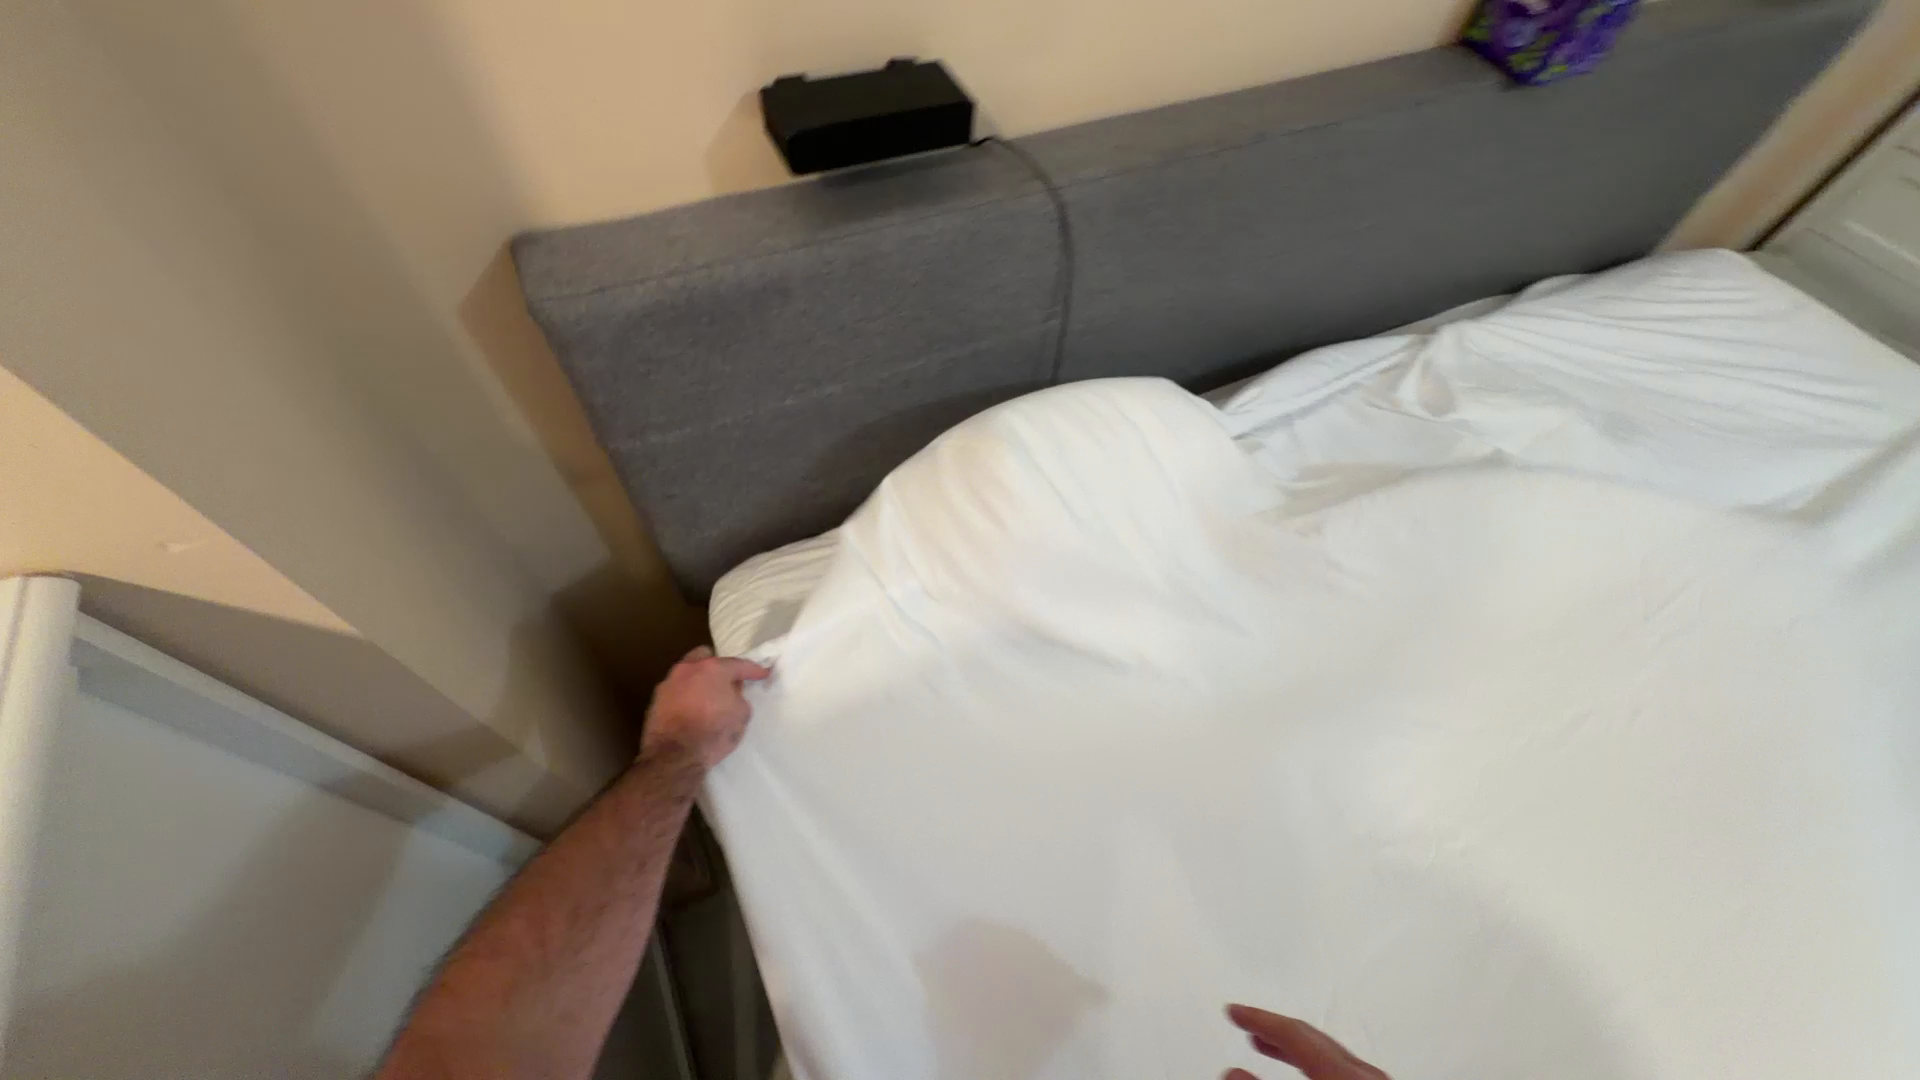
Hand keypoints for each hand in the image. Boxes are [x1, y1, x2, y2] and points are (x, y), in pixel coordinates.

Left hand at [640, 646, 771, 769]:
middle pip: (706, 657)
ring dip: (699, 682)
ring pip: (688, 674)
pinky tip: (692, 711)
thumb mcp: (741, 716)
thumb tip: (732, 694)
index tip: (763, 674)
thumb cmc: (713, 733)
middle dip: (718, 667)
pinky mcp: (656, 701)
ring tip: (708, 698)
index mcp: (713, 669)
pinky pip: (677, 691)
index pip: (739, 664)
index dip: (754, 670)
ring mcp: (669, 684)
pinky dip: (686, 696)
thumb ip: (739, 697)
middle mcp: (688, 669)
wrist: (674, 756)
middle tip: (728, 683)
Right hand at [1224, 1004, 1389, 1079]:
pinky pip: (1342, 1065)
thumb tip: (1232, 1071)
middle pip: (1313, 1036)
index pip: (1294, 1031)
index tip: (1232, 1009)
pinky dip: (1316, 1060)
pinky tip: (1304, 1067)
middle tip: (1245, 1019)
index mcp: (1344, 1070)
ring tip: (1265, 1044)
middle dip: (1275, 1027)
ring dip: (1294, 1045)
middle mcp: (1364, 1070)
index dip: (1259, 1018)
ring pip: (1330, 1052)